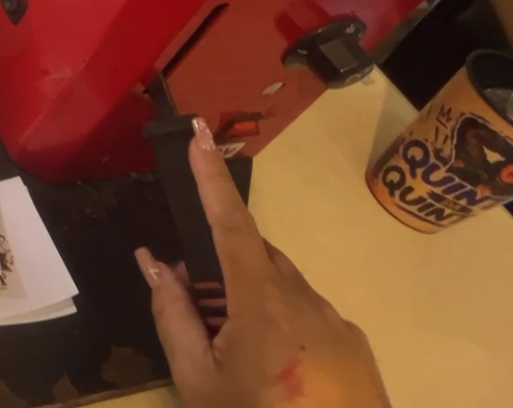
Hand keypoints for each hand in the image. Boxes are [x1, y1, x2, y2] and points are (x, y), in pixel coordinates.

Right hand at [136, 120, 390, 407]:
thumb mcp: (198, 380)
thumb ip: (172, 315)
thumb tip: (154, 261)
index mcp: (262, 305)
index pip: (231, 224)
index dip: (212, 178)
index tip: (199, 133)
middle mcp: (305, 302)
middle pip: (253, 255)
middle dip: (220, 264)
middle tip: (197, 308)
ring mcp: (337, 324)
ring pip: (281, 284)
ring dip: (251, 295)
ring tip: (238, 351)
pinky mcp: (358, 348)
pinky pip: (309, 312)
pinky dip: (282, 319)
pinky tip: (278, 369)